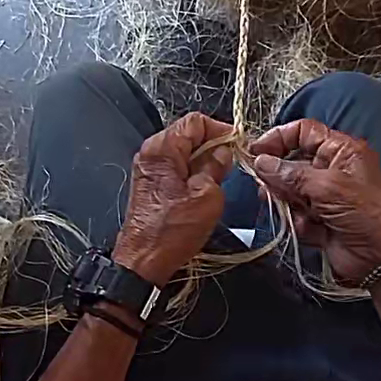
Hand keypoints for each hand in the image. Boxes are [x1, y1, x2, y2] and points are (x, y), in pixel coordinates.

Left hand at [113, 113, 235, 284]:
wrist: (144, 260)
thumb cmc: (170, 232)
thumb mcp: (207, 196)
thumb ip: (216, 167)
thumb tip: (223, 153)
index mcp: (162, 149)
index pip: (195, 121)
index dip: (220, 129)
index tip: (236, 143)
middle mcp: (150, 154)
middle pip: (188, 134)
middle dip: (212, 145)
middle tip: (231, 163)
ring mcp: (148, 168)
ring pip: (183, 152)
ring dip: (203, 161)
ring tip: (218, 179)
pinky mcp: (150, 184)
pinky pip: (175, 167)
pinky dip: (191, 173)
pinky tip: (203, 190)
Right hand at [250, 118, 380, 282]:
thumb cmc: (368, 214)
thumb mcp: (328, 186)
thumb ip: (290, 173)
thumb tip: (261, 161)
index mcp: (340, 151)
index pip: (302, 132)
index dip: (277, 138)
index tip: (255, 152)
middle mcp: (330, 170)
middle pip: (290, 163)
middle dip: (278, 177)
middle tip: (268, 188)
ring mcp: (323, 196)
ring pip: (288, 191)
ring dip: (287, 202)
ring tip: (295, 211)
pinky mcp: (317, 220)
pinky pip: (294, 215)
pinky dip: (299, 223)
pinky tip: (312, 229)